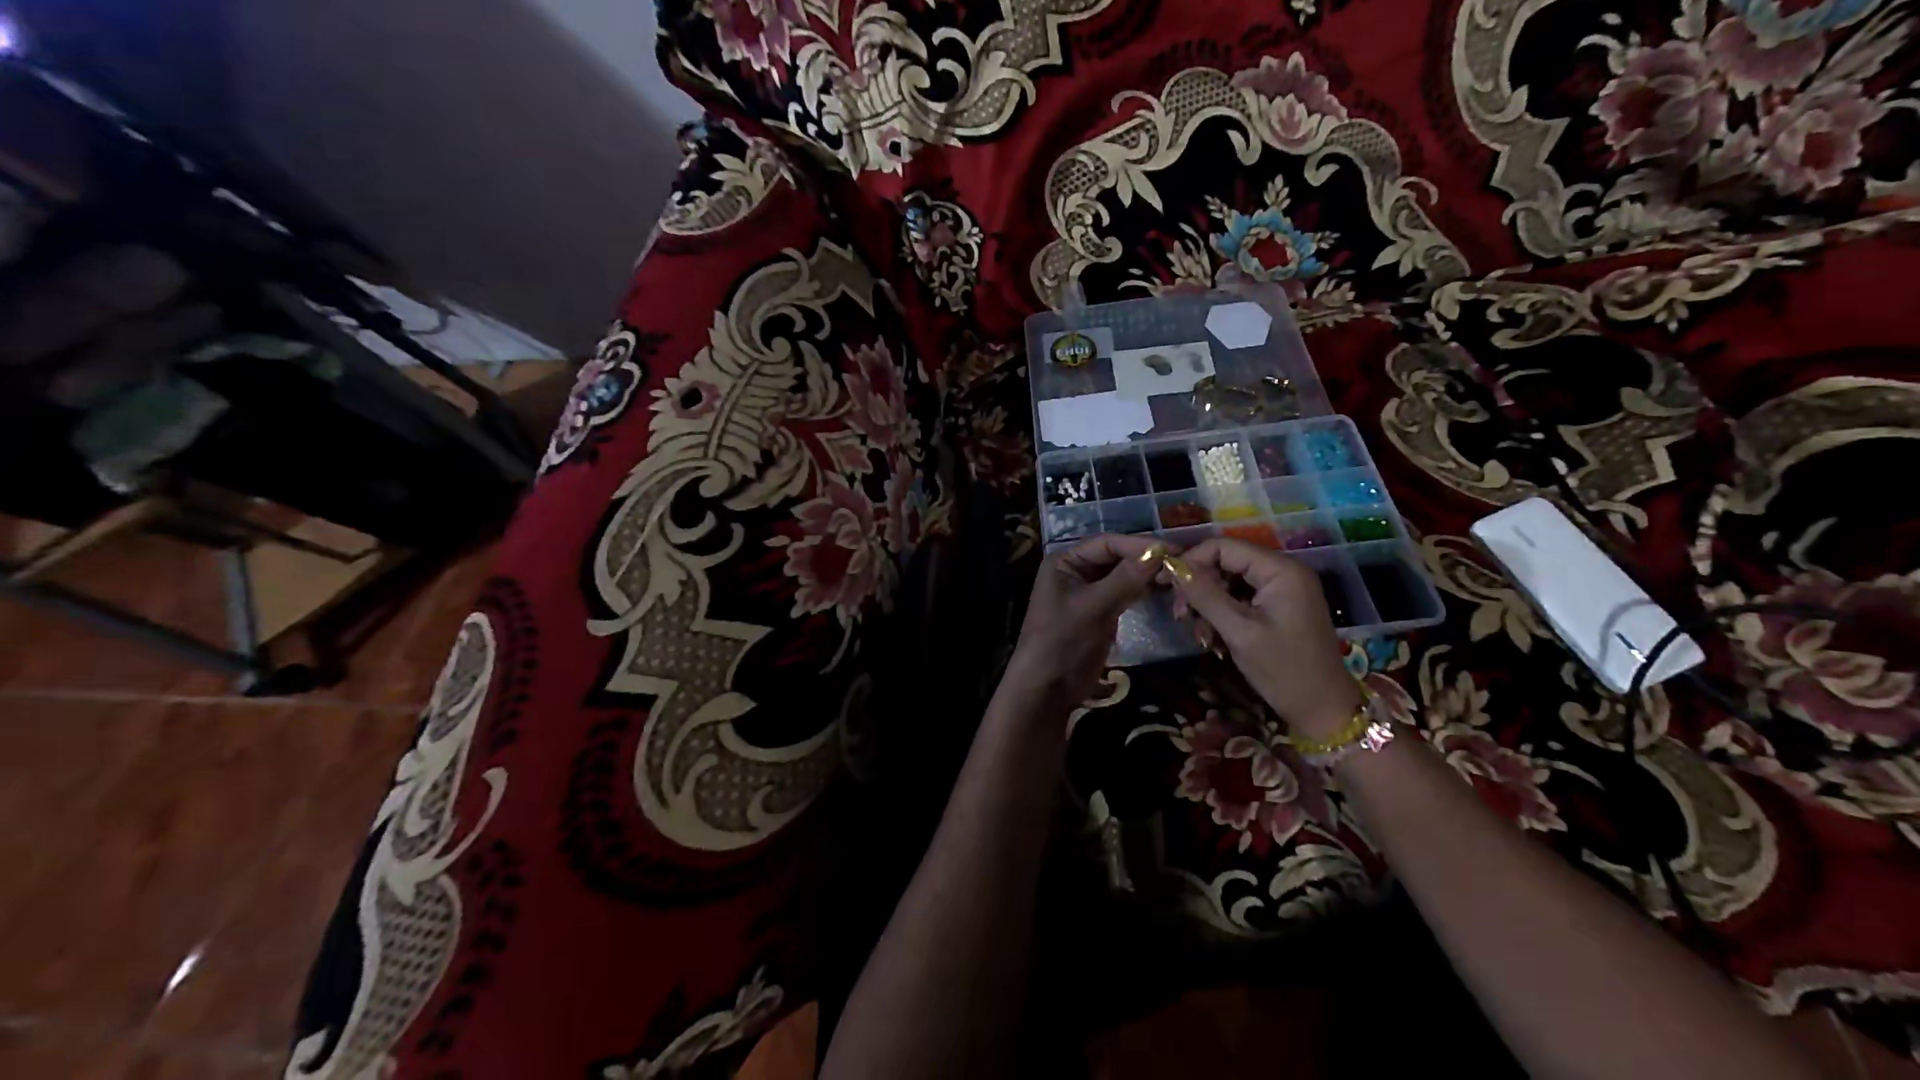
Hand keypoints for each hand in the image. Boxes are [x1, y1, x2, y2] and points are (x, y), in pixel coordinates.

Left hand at [1000, 533, 1165, 716]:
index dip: (1139, 545)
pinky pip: (1125, 594)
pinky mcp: (1100, 612)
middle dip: (1145, 559)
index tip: (1173, 550)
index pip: (1107, 544)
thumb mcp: (1093, 608)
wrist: (1047, 689)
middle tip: (1182, 562)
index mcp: (1064, 562)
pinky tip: (1165, 590)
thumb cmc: (1062, 641)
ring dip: (1147, 575)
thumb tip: (1159, 552)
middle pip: (1116, 557)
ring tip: (1177, 576)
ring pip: (1123, 575)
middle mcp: (1076, 571)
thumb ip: (1125, 579)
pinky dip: (1142, 591)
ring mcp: (1089, 592)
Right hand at [1167, 538, 1362, 739]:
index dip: (1192, 561)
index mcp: (1281, 570)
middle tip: (1181, 616)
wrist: (1323, 710)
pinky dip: (1223, 614)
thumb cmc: (1283, 670)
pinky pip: (1241, 598)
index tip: (1168, 587)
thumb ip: (1205, 596)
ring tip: (1200, 634)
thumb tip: (1171, 567)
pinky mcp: (1280, 607)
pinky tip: (1214, 637)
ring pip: (1230, 581)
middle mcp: (1284, 571)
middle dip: (1199, 586)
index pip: (1224, 547)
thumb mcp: (1239, 632)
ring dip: (1208, 604)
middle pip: (1226, 562)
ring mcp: (1283, 589)